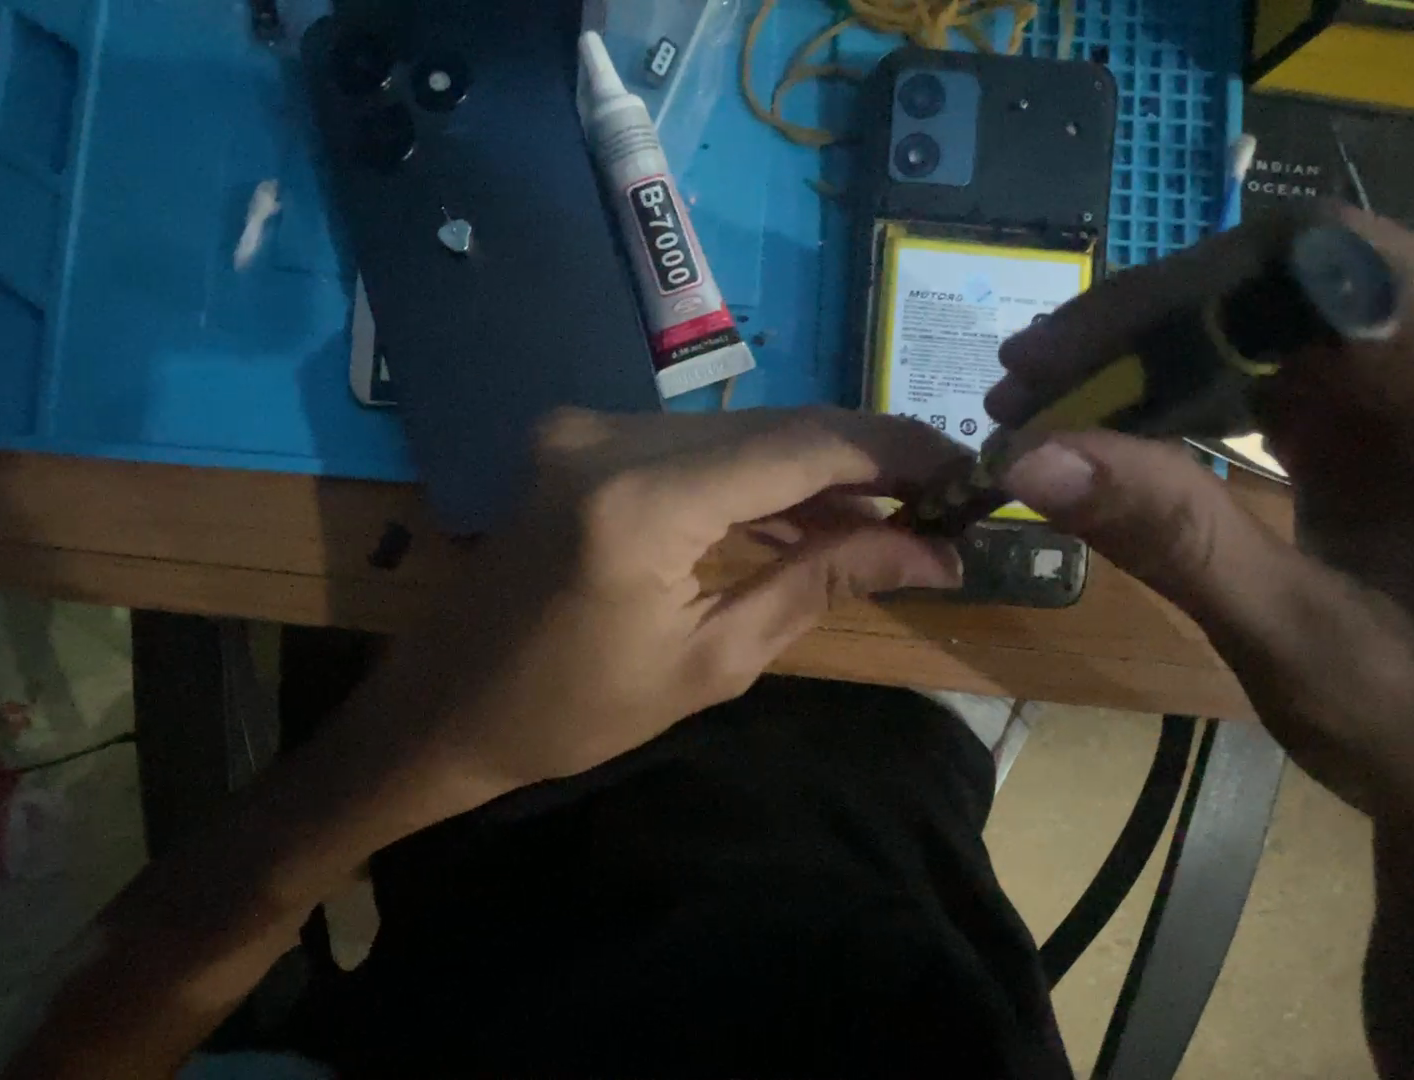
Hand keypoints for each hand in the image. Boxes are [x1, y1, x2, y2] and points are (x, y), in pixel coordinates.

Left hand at [368, 407, 963, 791]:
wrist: (449, 705)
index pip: (800, 446)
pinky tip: (803, 510)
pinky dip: (748, 474)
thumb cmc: (575, 712)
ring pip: (734, 431)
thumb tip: (930, 550)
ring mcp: (584, 428)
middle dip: (862, 459)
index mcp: (640, 502)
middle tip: (936, 499)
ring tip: (886, 510)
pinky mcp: (576, 438)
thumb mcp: (712, 661)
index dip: (893, 451)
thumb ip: (819, 583)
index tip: (964, 470)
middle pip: (773, 426)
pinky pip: (689, 445)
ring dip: (809, 468)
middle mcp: (609, 437)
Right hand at [986, 206, 1413, 952]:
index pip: (1326, 271)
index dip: (1165, 301)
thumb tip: (1024, 458)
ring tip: (1048, 405)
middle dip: (1140, 324)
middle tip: (1023, 384)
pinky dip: (1187, 388)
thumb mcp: (1309, 652)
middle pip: (1296, 273)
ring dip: (1153, 352)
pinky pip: (1287, 362)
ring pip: (1281, 309)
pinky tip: (1118, 425)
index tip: (1044, 364)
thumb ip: (1173, 540)